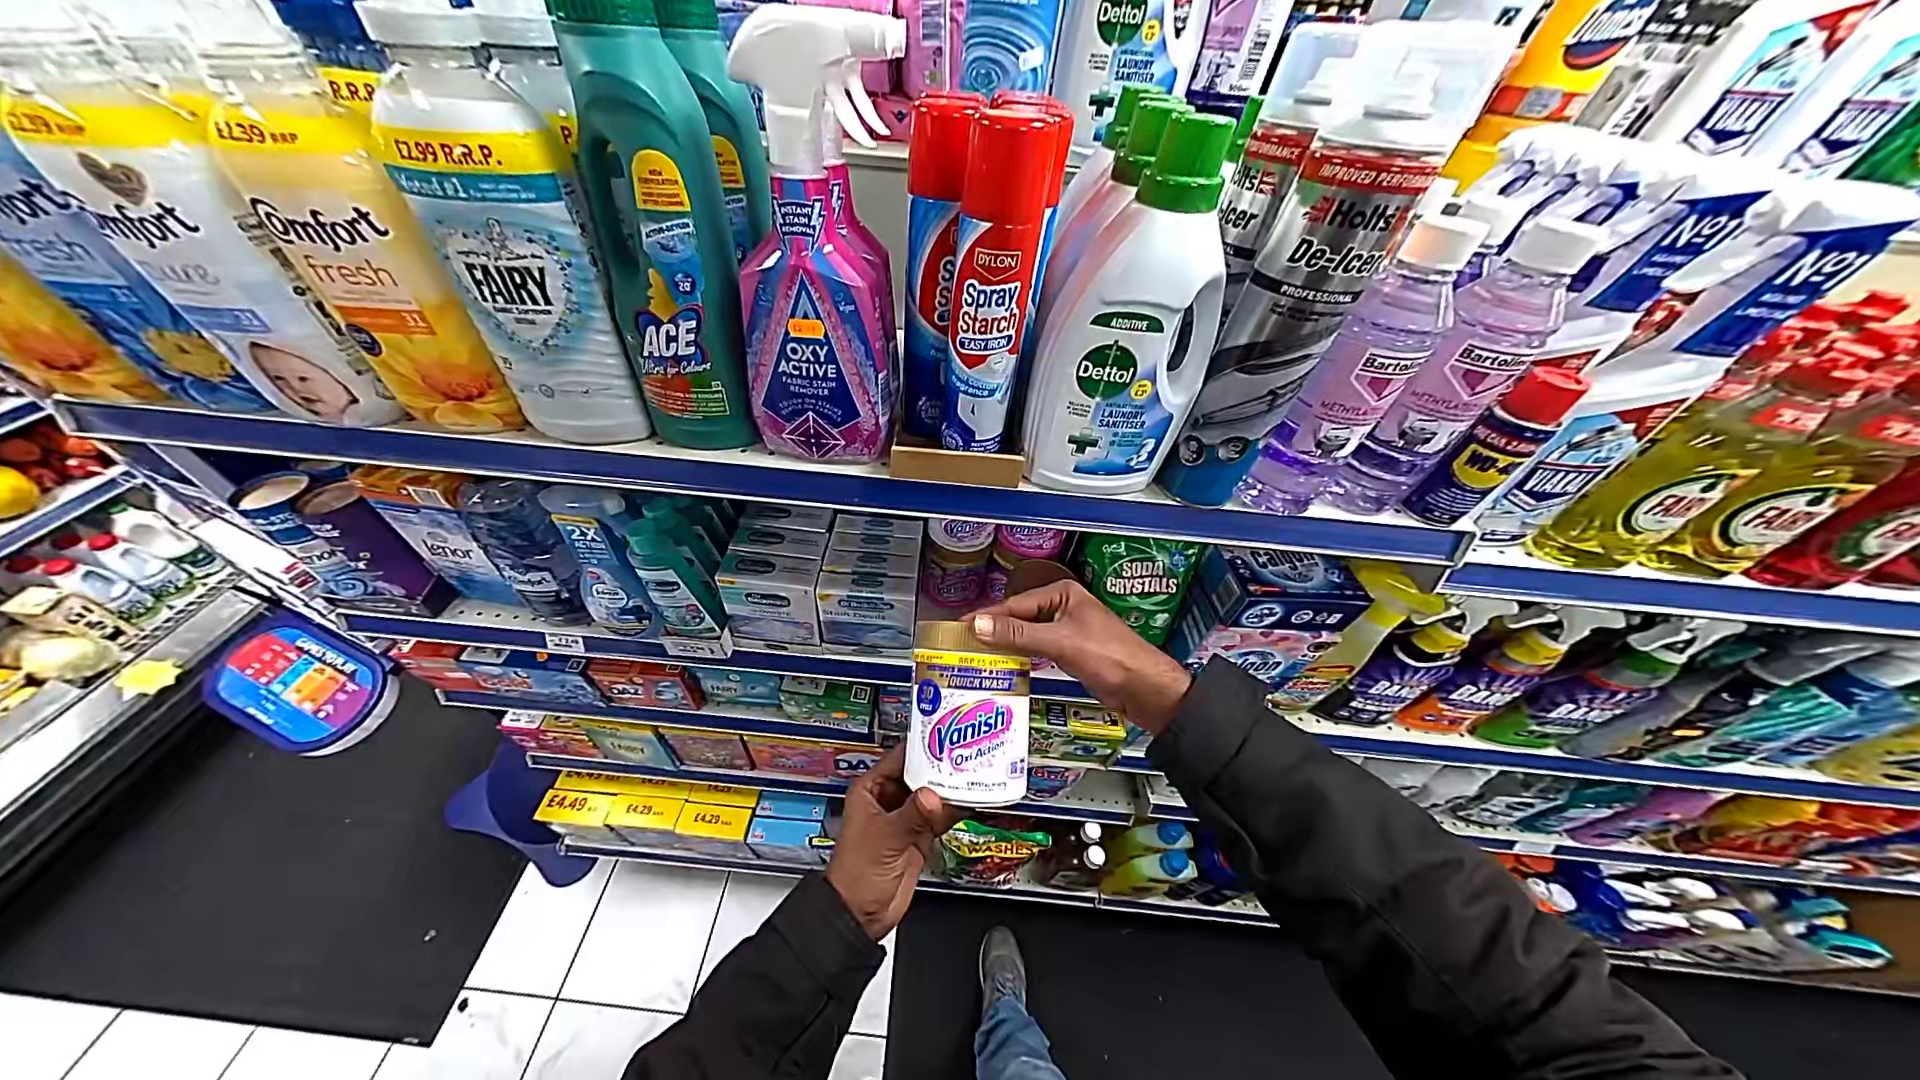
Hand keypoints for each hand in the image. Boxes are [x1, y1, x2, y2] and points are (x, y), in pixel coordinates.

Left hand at [825, 746, 962, 939]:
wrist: (861, 914)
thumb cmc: (856, 873)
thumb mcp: (885, 837)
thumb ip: (912, 815)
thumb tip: (933, 796)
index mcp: (872, 789)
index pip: (901, 757)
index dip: (923, 746)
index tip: (947, 736)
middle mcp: (890, 798)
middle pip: (921, 773)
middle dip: (943, 766)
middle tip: (969, 754)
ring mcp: (906, 817)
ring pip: (934, 794)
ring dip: (952, 787)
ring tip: (976, 773)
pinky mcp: (920, 835)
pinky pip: (941, 816)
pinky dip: (956, 809)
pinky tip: (973, 800)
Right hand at [970, 580, 1192, 734]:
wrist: (1146, 689)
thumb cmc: (1110, 658)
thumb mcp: (1059, 642)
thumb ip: (1018, 634)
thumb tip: (977, 625)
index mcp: (1063, 593)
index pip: (1015, 604)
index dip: (987, 617)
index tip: (959, 627)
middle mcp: (1064, 607)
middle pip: (1020, 618)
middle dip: (994, 630)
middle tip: (963, 644)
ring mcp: (1068, 629)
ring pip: (1028, 634)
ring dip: (1006, 645)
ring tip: (977, 656)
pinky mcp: (1071, 651)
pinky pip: (1038, 649)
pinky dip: (1021, 656)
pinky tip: (1006, 666)